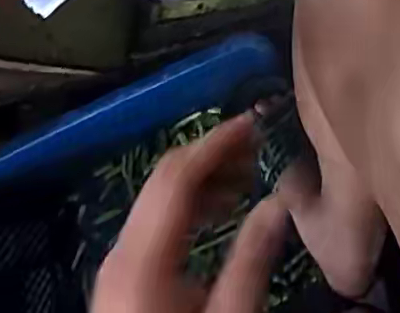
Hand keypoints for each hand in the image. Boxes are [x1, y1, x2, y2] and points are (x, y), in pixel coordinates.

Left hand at [93, 112, 289, 312]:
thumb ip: (253, 258)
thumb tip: (280, 198)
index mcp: (143, 256)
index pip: (180, 172)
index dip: (219, 140)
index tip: (259, 122)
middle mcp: (123, 247)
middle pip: (167, 175)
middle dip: (216, 153)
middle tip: (262, 145)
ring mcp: (118, 262)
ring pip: (162, 194)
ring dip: (206, 175)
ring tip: (250, 175)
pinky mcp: (123, 277)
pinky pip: (158, 218)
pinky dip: (192, 202)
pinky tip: (223, 209)